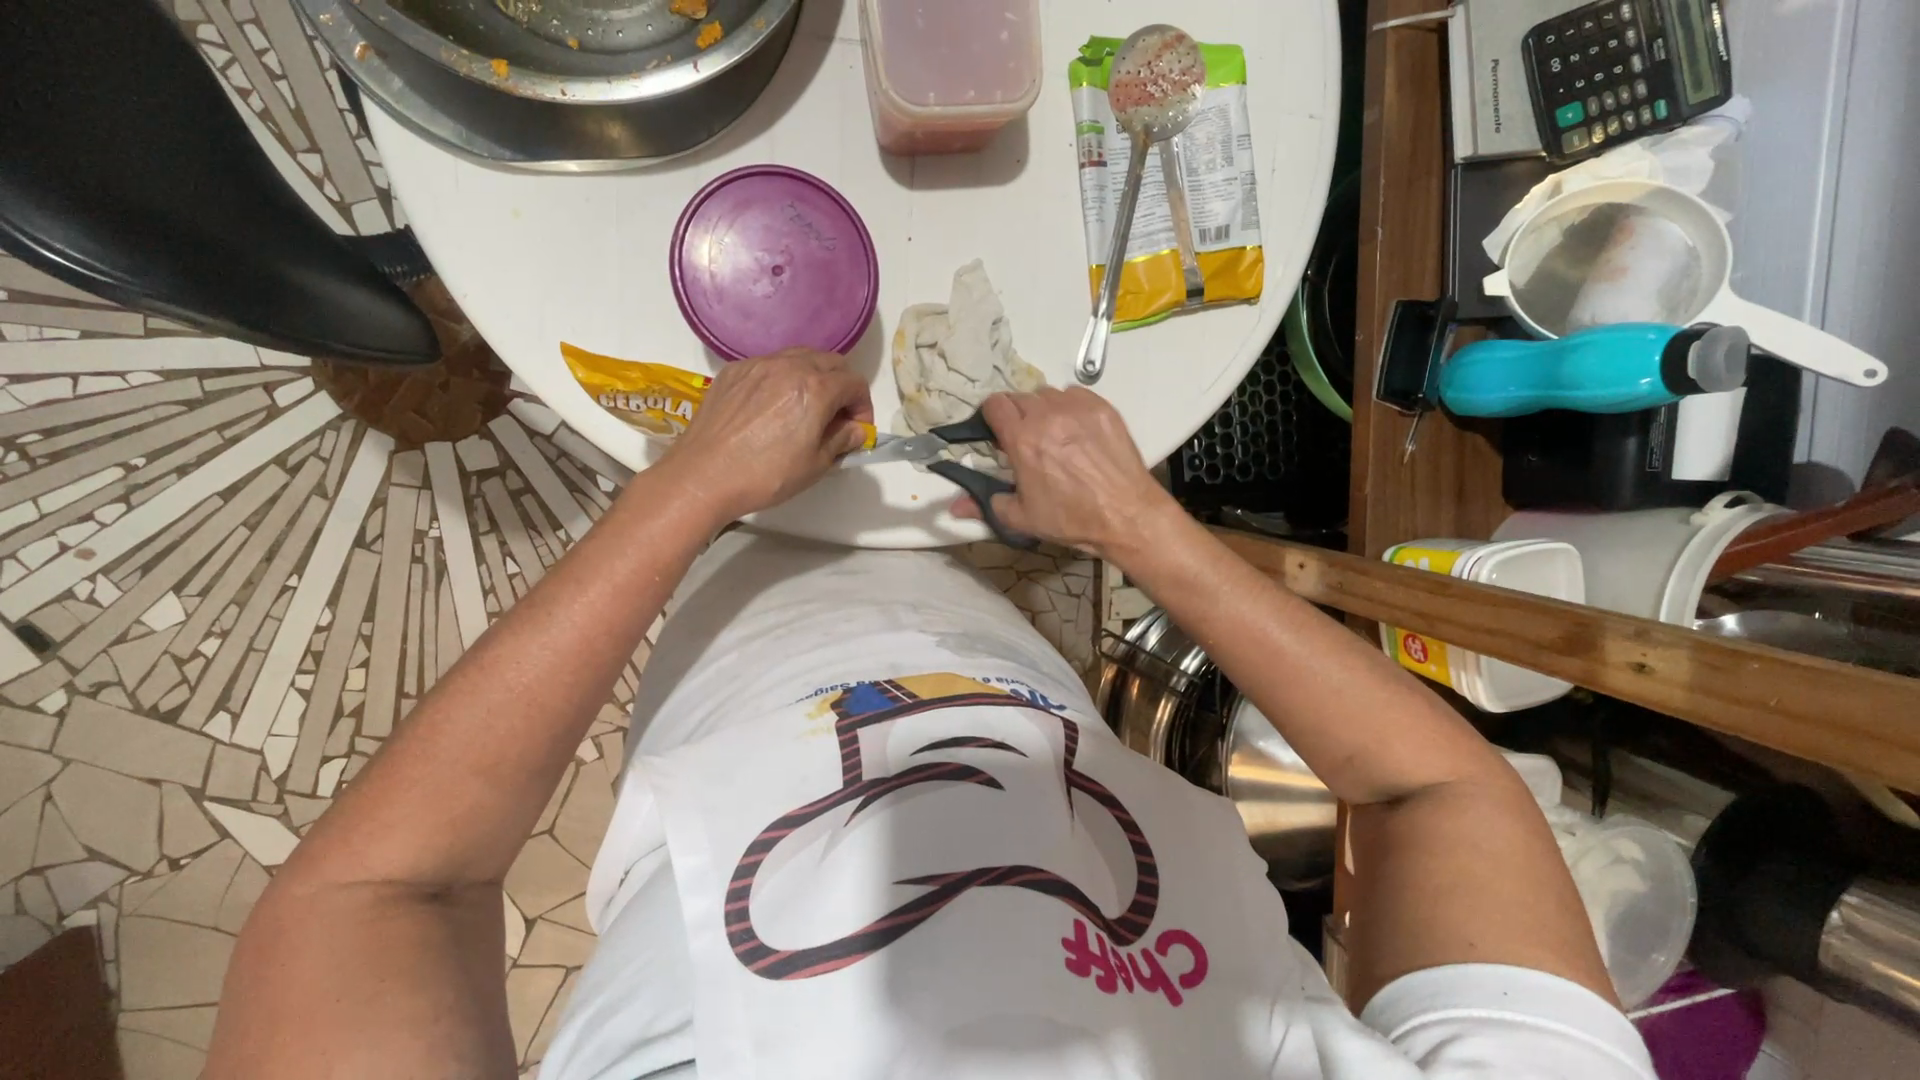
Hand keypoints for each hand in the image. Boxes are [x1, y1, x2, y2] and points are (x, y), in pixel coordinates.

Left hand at [657, 348, 873, 524]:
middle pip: (831, 362)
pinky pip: (769, 365)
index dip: (863, 406)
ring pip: (799, 356)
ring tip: (807, 408)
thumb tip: (854, 430)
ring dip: (814, 377)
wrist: (703, 476)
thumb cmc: (765, 476)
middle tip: (836, 417)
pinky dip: (782, 378)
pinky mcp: (734, 371)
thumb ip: (842, 440)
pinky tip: (772, 407)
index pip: (855, 383)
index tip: (857, 429)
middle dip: (842, 386)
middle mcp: (788, 366)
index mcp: (815, 389)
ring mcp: (758, 365)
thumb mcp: (815, 465)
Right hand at [953, 388, 1178, 558]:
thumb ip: (986, 506)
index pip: (994, 405)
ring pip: (1048, 394)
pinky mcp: (1103, 408)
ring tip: (1052, 433)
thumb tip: (955, 508)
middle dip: (1016, 415)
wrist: (1126, 515)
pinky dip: (1070, 406)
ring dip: (1043, 409)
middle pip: (1019, 397)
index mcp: (1023, 440)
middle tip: (1024, 438)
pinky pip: (1076, 394)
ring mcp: (1078, 409)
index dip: (990, 416)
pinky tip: (1075, 429)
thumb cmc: (1071, 519)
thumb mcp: (1023, 518)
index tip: (995, 431)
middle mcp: (1047, 416)